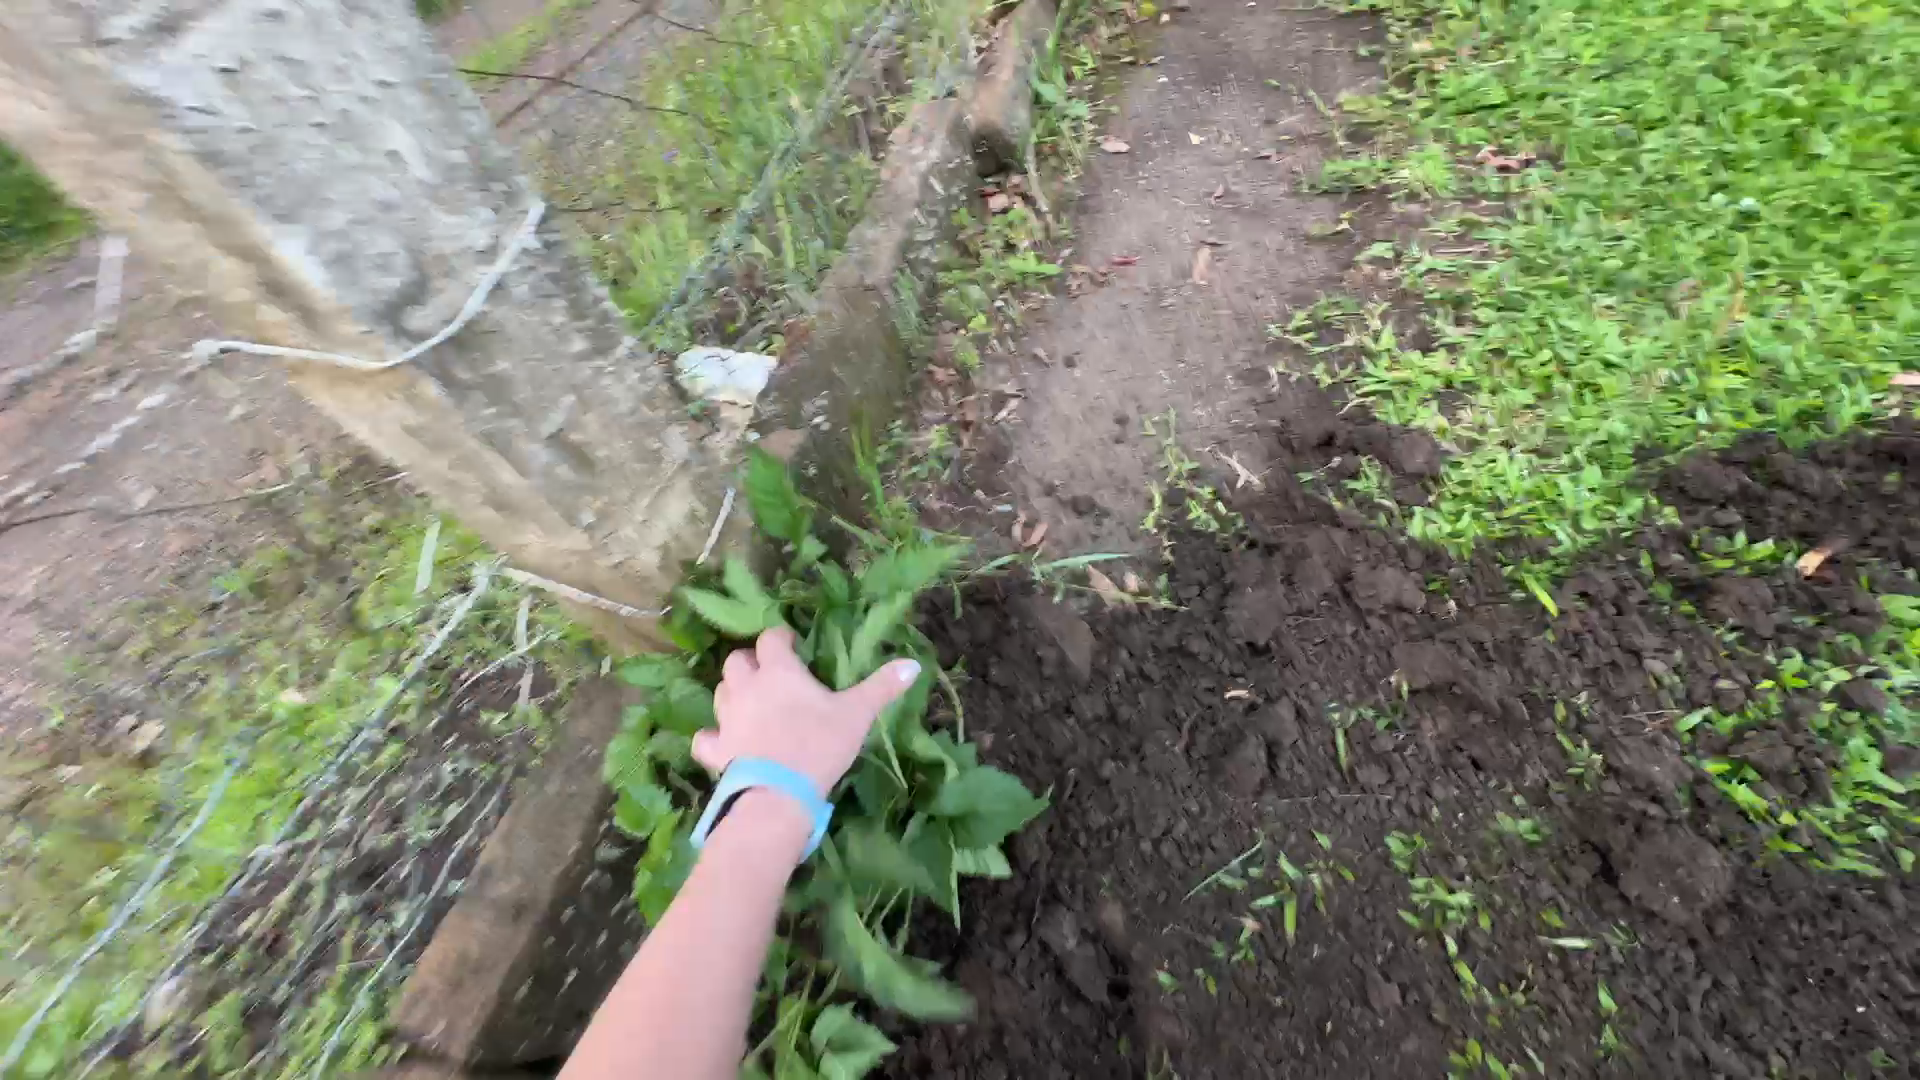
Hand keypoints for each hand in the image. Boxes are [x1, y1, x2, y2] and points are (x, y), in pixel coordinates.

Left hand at [693, 626, 919, 797]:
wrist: (779, 795)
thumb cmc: (819, 744)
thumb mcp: (857, 714)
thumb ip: (882, 686)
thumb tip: (914, 663)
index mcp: (779, 671)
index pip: (771, 639)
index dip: (781, 638)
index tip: (794, 645)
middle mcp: (747, 687)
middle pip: (737, 660)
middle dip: (751, 661)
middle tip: (771, 672)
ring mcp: (727, 718)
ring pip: (720, 691)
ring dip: (733, 690)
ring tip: (751, 701)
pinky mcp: (716, 750)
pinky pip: (705, 737)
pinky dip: (713, 735)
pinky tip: (724, 740)